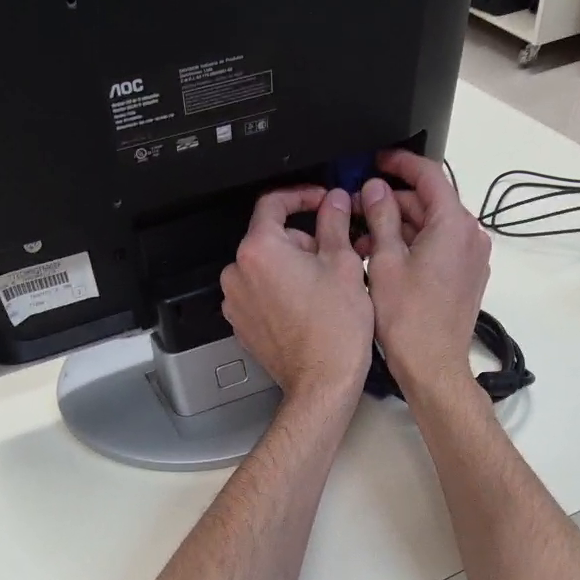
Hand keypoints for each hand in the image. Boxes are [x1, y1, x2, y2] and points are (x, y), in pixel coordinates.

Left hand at [220, 185, 374, 401]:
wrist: (322, 383)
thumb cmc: (333, 333)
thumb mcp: (344, 264)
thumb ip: (334, 223)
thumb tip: (334, 202)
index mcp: (259, 250)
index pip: (273, 203)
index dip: (301, 196)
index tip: (320, 201)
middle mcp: (238, 273)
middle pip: (270, 238)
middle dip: (301, 241)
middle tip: (333, 256)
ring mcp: (236, 301)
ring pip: (265, 268)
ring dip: (292, 268)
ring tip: (323, 288)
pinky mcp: (242, 324)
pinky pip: (260, 294)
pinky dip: (281, 293)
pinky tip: (308, 307)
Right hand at [357, 150, 492, 396]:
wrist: (433, 367)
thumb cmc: (409, 320)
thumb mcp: (385, 261)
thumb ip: (381, 217)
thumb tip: (376, 189)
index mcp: (453, 225)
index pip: (429, 175)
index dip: (400, 163)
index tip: (378, 159)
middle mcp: (470, 237)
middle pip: (430, 202)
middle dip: (393, 201)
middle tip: (359, 206)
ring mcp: (471, 259)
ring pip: (432, 227)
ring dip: (399, 226)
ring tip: (363, 238)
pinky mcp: (466, 279)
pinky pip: (440, 249)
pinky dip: (414, 246)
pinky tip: (384, 257)